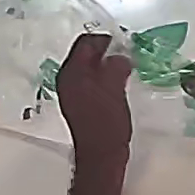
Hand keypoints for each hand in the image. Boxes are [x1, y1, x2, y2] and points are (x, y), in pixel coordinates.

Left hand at [57, 33, 133, 168]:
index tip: (125, 41)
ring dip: (105, 66)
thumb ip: (116, 65)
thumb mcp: (115, 87)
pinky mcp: (79, 105)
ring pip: (88, 69)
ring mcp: (71, 94)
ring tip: (126, 68)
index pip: (86, 43)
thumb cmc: (107, 121)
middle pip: (85, 55)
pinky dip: (103, 79)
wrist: (101, 155)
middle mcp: (67, 80)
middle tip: (127, 54)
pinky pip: (90, 83)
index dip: (105, 39)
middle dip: (105, 51)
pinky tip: (118, 84)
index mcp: (72, 72)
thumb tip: (120, 55)